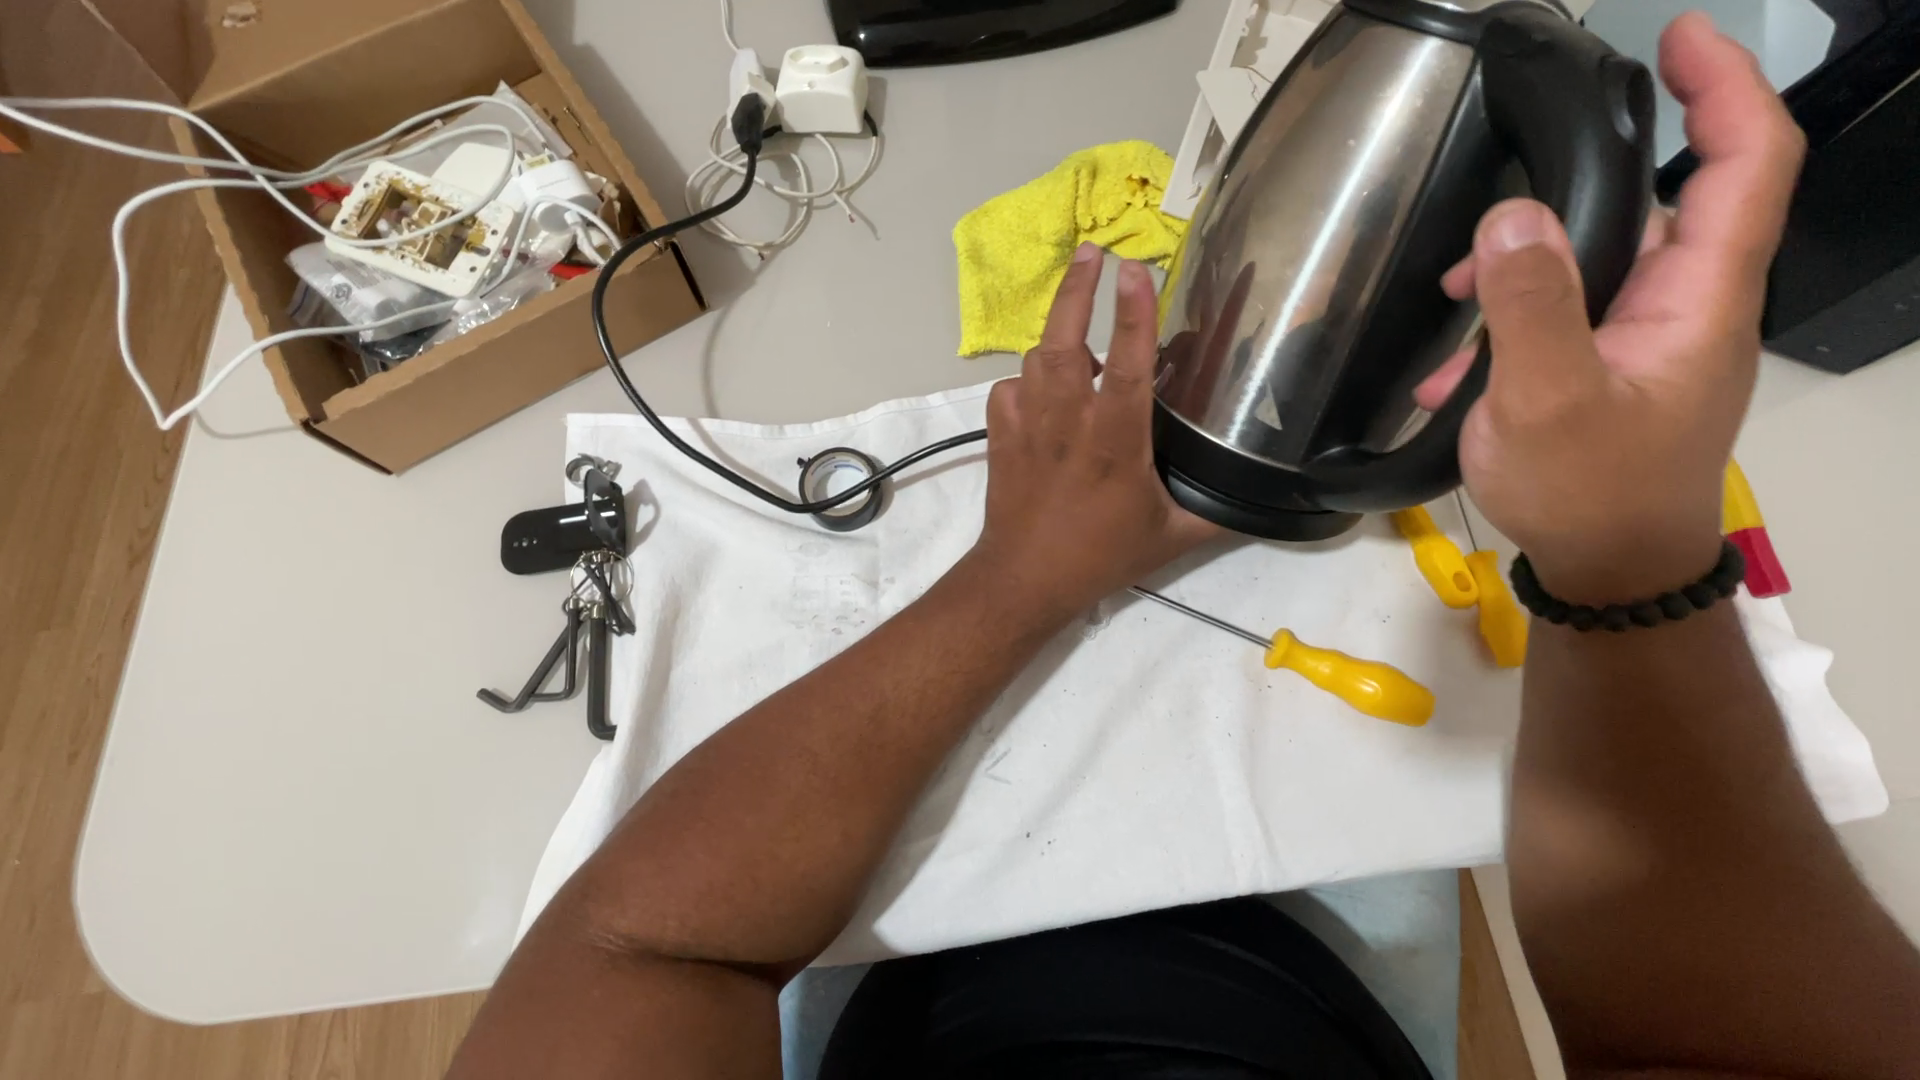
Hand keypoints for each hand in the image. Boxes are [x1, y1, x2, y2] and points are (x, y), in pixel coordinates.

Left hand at [964, 243, 1217, 621]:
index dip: (1136, 311)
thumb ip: (1215, 514)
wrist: (1024, 578)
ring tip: (1075, 326)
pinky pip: (1009, 389)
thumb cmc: (1099, 556)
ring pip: (1036, 359)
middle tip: (1093, 253)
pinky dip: (1024, 382)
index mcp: (1116, 438)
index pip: (1130, 361)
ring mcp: (1027, 424)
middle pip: (1066, 339)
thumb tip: (1259, 504)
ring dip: (1056, 338)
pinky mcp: (999, 435)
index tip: (1137, 268)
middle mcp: (1068, 420)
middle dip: (1078, 289)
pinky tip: (1039, 391)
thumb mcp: (1169, 537)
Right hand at [1415, 14, 1803, 602]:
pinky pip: (1560, 326)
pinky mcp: (1605, 377)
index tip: (1673, 41)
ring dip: (1518, 275)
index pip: (1744, 162)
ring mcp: (1642, 346)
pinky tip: (1451, 374)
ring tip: (1449, 302)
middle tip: (1491, 211)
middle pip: (1650, 212)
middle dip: (1567, 201)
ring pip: (1590, 272)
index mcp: (1697, 297)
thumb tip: (1508, 217)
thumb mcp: (1546, 398)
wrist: (1608, 572)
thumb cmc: (1589, 489)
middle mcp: (1681, 309)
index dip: (1721, 89)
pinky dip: (1507, 332)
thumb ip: (1530, 304)